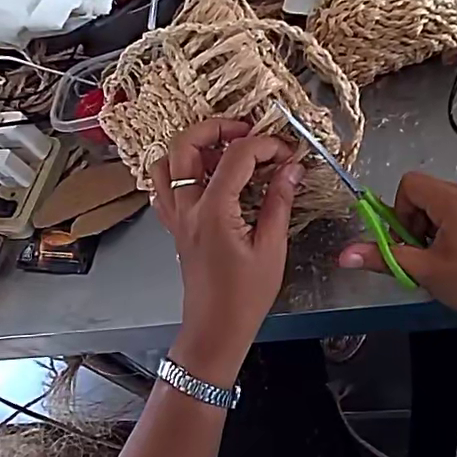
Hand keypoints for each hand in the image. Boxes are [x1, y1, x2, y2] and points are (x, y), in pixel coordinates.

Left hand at [149, 119, 301, 384]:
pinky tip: (206, 176)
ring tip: (224, 150)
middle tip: (248, 132)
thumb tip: (292, 168)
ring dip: (193, 146)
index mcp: (213, 211)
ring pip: (166, 162)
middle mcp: (187, 207)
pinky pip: (164, 186)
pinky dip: (181, 170)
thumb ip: (279, 202)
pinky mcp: (175, 226)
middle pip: (186, 144)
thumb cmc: (245, 296)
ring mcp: (175, 216)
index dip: (265, 145)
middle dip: (217, 128)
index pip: (236, 156)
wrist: (215, 329)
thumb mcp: (272, 248)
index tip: (287, 153)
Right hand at [337, 172, 456, 343]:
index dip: (400, 212)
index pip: (410, 184)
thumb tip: (344, 256)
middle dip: (416, 222)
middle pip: (427, 192)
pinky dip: (453, 229)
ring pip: (445, 203)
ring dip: (434, 227)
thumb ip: (382, 258)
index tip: (407, 242)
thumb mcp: (425, 272)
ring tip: (445, 259)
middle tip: (424, 255)